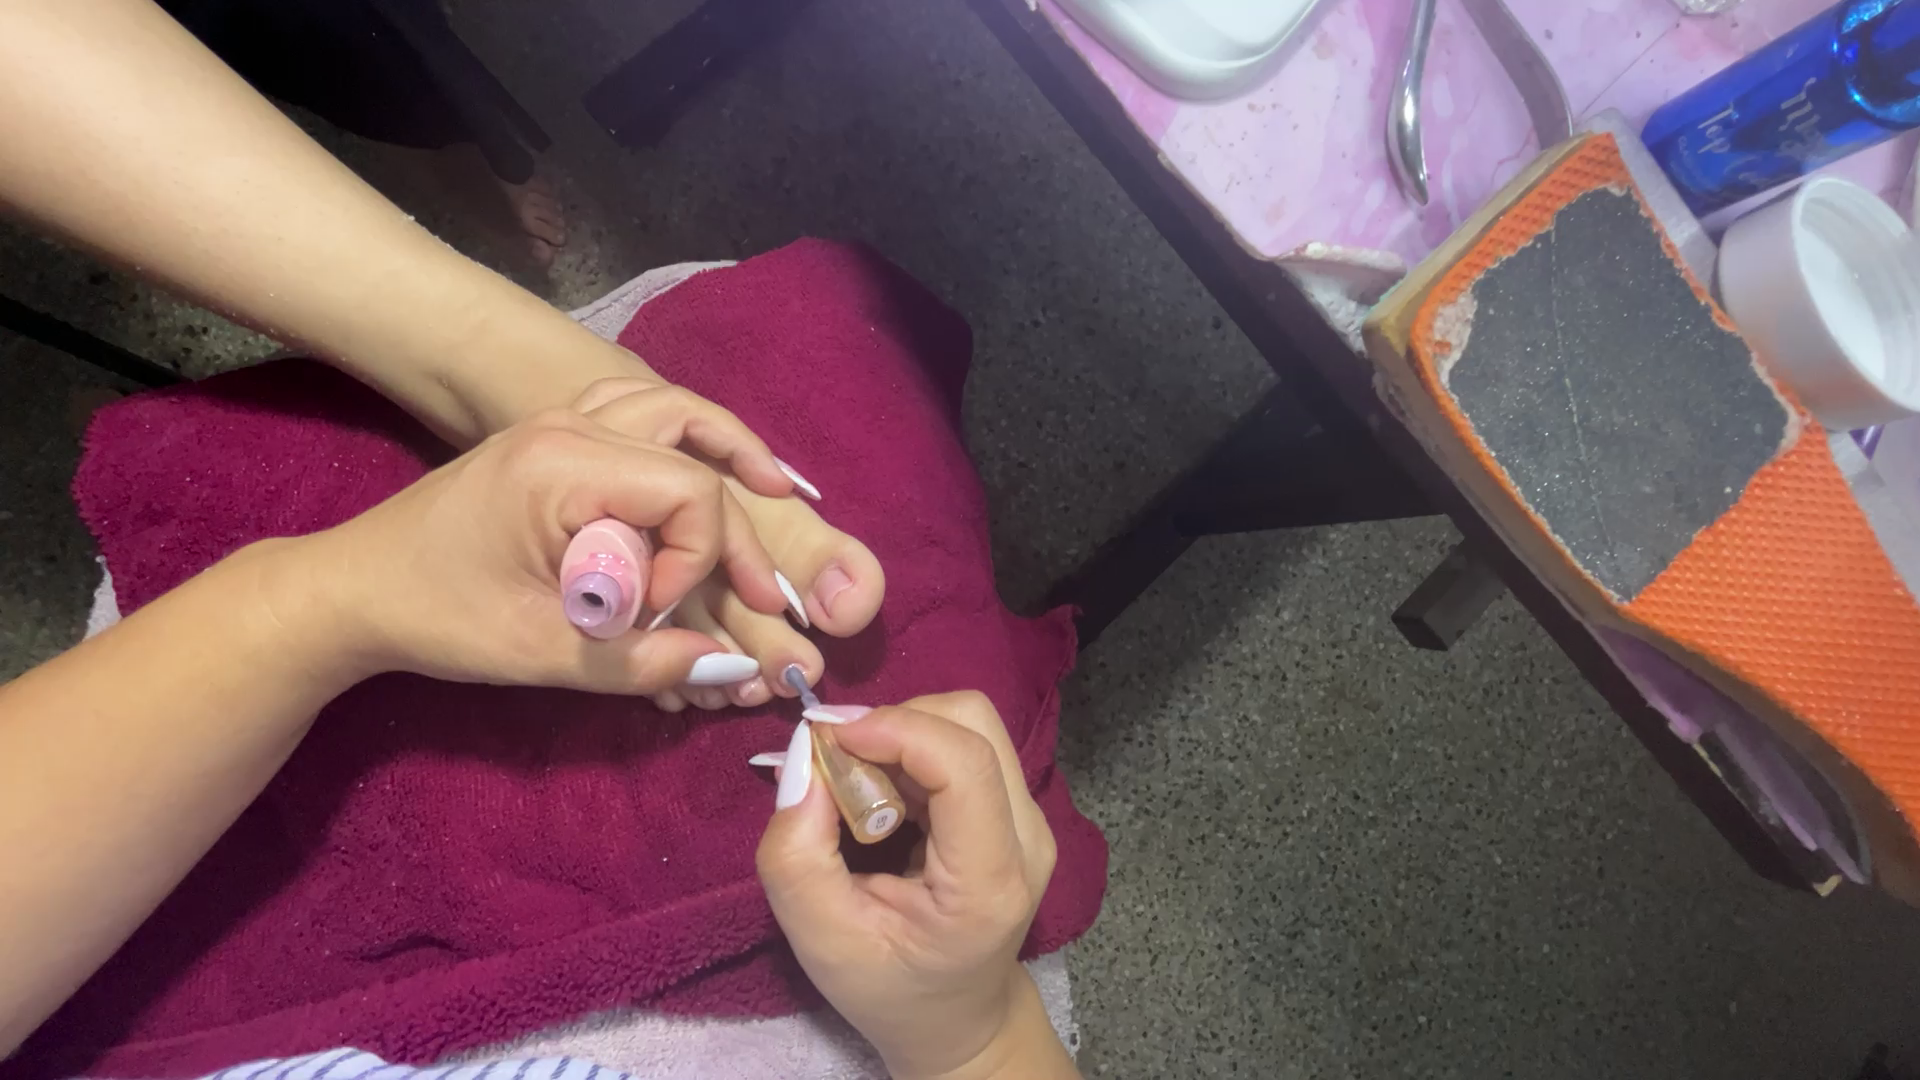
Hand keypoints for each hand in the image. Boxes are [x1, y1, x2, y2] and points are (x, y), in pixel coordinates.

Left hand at [285, 406, 781, 693]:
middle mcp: (572, 424)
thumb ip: (645, 663)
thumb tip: (739, 666)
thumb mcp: (543, 655)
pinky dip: (690, 433)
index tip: (661, 614)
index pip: (688, 492)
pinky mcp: (563, 435)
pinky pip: (644, 412)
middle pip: (696, 451)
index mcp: (563, 466)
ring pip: (677, 408)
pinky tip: (711, 456)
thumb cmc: (438, 619)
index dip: (700, 561)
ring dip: (731, 447)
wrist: (352, 590)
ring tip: (775, 484)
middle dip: (737, 529)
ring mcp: (565, 420)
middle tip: (764, 594)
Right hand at [755, 692, 1072, 1079]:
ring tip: (862, 776)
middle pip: (974, 722)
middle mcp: (1028, 835)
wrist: (960, 1017)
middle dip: (898, 721)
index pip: (965, 764)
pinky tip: (887, 787)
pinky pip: (967, 741)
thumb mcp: (822, 942)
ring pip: (972, 721)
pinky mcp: (1018, 804)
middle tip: (841, 758)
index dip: (897, 728)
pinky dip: (916, 744)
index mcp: (989, 880)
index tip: (828, 736)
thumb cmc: (891, 989)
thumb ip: (797, 856)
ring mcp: (1031, 815)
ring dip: (905, 730)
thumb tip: (804, 761)